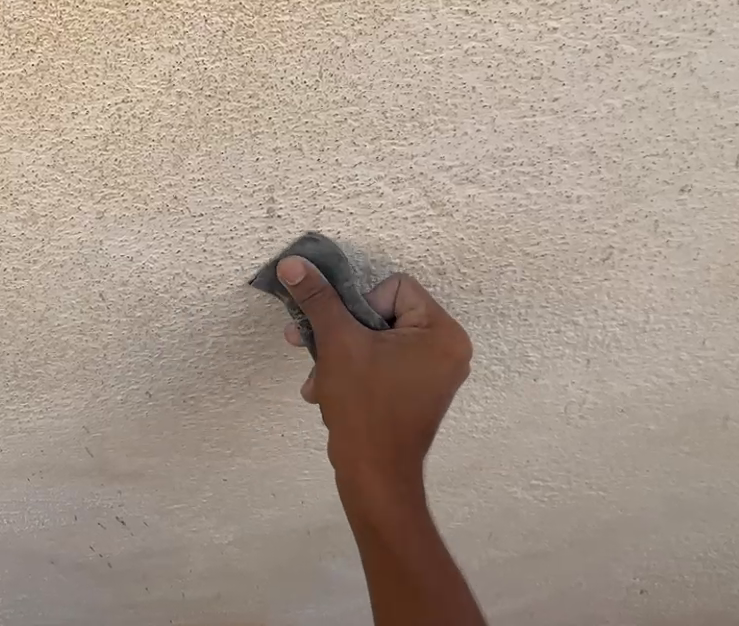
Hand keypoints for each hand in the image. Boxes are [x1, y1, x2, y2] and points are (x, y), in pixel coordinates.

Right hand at [276, 256, 471, 507]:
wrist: (373, 476)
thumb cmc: (365, 406)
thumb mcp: (337, 341)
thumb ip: (317, 297)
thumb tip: (292, 263)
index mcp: (441, 332)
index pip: (393, 285)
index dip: (358, 301)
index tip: (342, 329)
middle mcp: (446, 349)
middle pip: (379, 310)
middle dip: (338, 327)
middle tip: (307, 340)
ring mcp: (431, 371)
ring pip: (372, 336)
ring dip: (337, 350)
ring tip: (316, 372)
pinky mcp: (413, 388)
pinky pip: (377, 359)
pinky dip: (348, 368)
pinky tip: (325, 387)